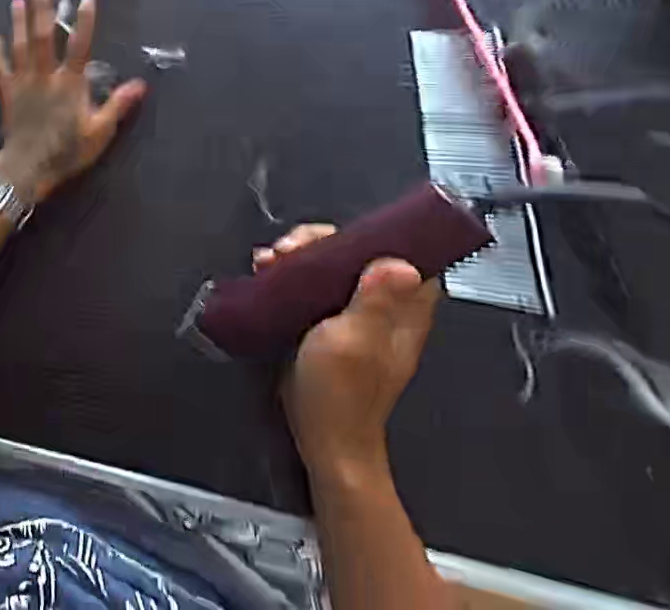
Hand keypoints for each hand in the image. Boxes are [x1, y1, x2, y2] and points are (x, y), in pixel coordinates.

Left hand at [0, 0, 146, 202]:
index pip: (80, 47)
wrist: (28, 168)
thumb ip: (118, 105)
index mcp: (70, 84)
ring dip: (19, 22)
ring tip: (18, 0)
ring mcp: (23, 82)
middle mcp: (45, 76)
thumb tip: (141, 84)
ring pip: (20, 46)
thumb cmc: (67, 151)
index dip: (85, 22)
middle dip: (42, 10)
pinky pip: (0, 68)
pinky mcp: (7, 92)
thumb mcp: (99, 132)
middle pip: (43, 38)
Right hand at [255, 225, 439, 475]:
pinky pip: (308, 283)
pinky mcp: (322, 321)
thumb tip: (401, 262)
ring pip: (329, 266)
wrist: (320, 433)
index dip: (376, 237)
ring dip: (297, 255)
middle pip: (356, 254)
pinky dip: (287, 272)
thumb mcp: (356, 341)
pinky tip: (264, 272)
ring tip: (267, 261)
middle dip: (319, 242)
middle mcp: (381, 308)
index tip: (340, 235)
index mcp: (401, 312)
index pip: (405, 257)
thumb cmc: (341, 390)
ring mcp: (350, 314)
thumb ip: (375, 301)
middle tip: (288, 249)